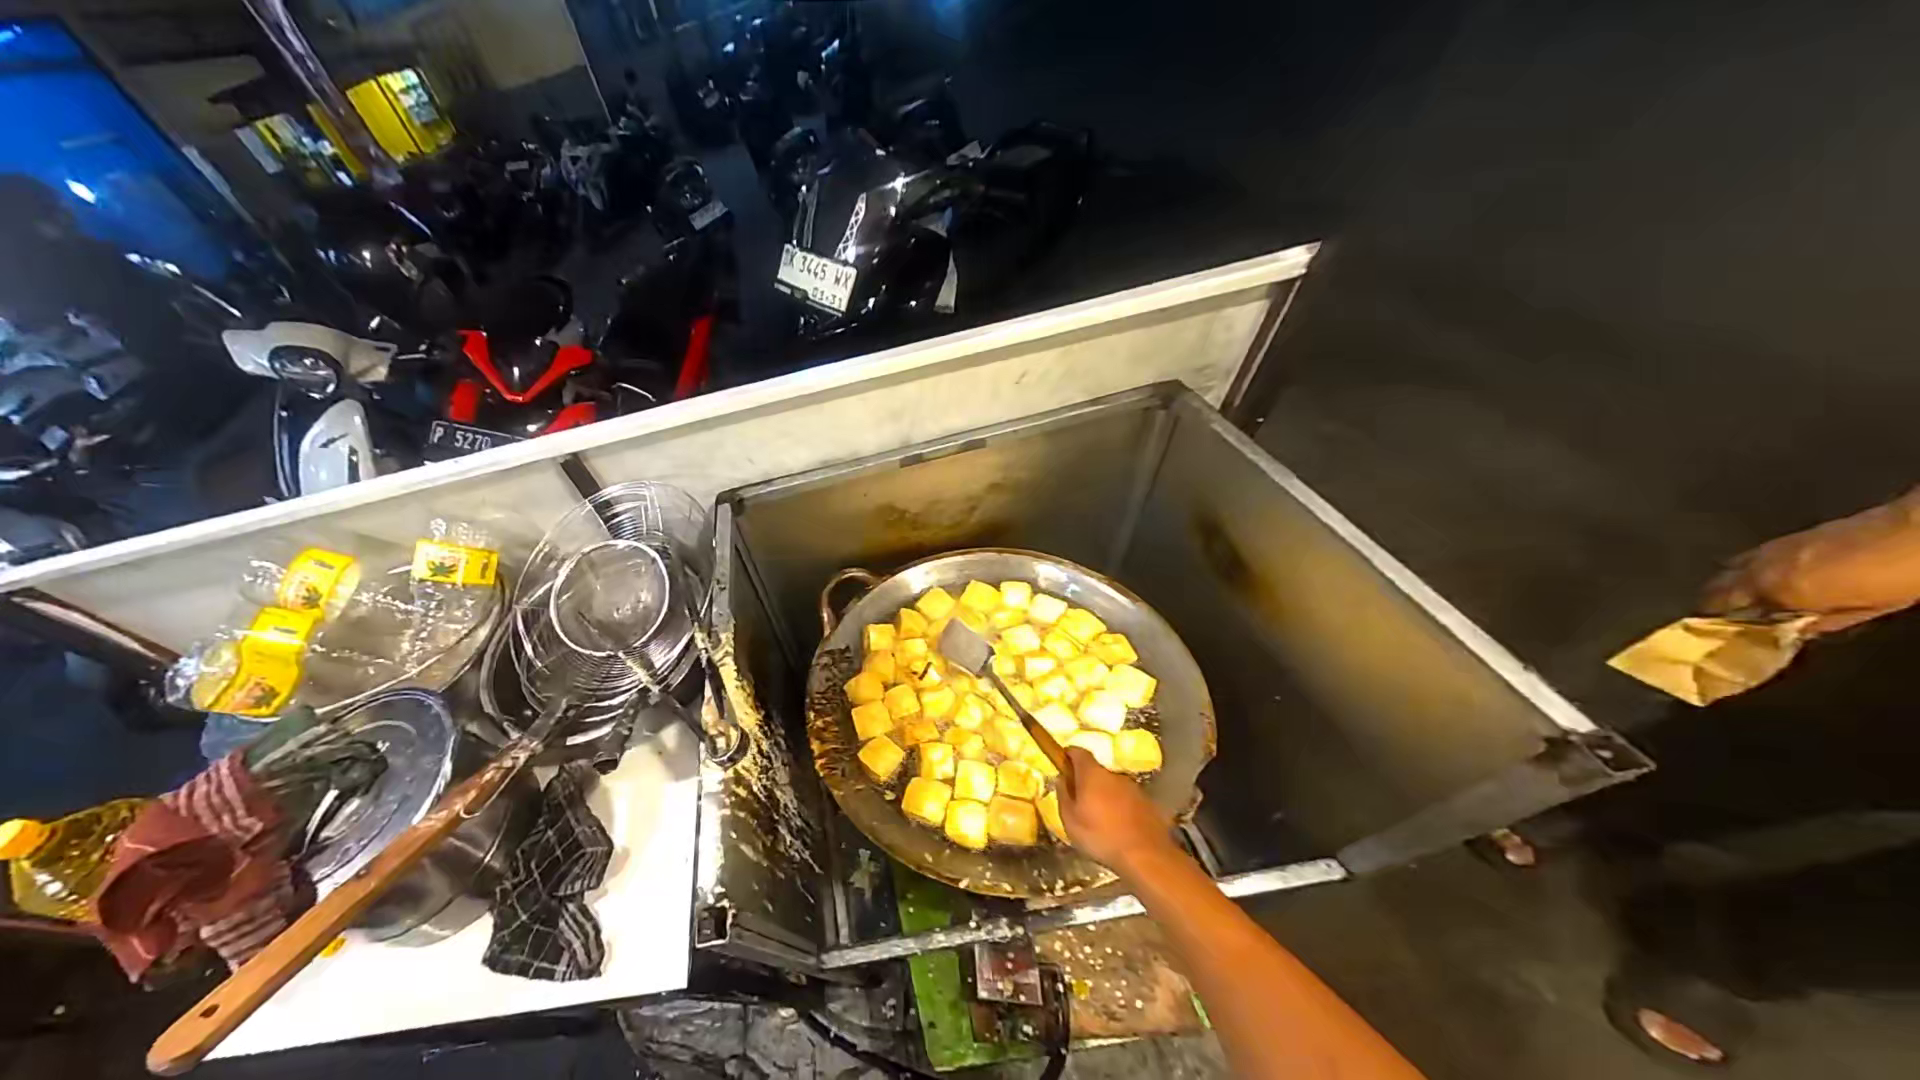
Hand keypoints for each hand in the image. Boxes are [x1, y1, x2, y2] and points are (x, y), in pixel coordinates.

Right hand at [1056, 748, 1178, 875]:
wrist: (1146, 856)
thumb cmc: (1101, 836)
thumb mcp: (1070, 821)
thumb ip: (1063, 795)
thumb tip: (1061, 779)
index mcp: (1092, 774)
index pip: (1078, 752)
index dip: (1069, 756)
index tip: (1063, 766)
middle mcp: (1114, 775)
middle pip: (1096, 771)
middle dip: (1087, 782)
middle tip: (1080, 803)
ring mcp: (1134, 788)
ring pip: (1113, 787)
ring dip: (1105, 797)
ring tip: (1101, 820)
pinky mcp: (1148, 803)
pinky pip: (1128, 801)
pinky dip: (1121, 809)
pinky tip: (1119, 829)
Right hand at [1702, 485, 1919, 632]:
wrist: (1919, 533)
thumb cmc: (1893, 580)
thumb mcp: (1861, 611)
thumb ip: (1816, 622)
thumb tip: (1787, 631)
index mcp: (1773, 588)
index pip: (1719, 604)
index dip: (1713, 618)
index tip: (1716, 630)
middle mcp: (1759, 566)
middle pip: (1717, 584)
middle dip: (1715, 599)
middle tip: (1725, 615)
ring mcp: (1771, 548)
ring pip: (1730, 567)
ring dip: (1731, 582)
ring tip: (1745, 597)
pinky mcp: (1787, 537)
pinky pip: (1752, 556)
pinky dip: (1750, 569)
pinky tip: (1770, 577)